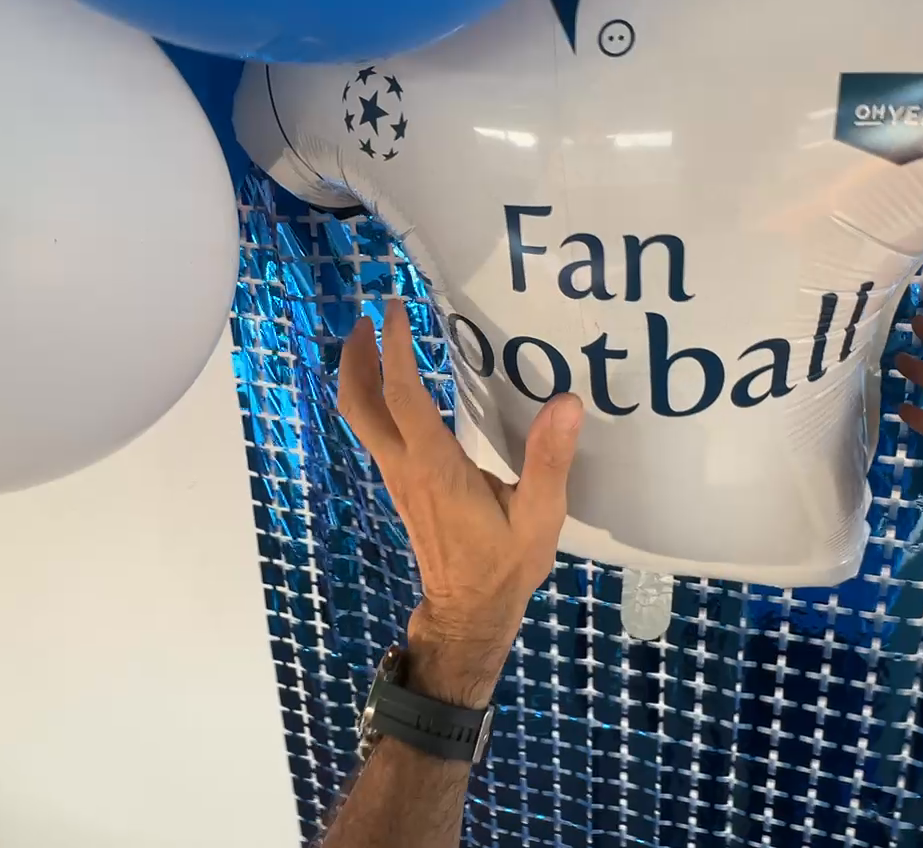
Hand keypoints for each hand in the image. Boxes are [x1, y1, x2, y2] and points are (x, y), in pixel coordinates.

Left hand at [338, 300, 583, 706]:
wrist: (469, 612)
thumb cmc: (503, 564)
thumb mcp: (539, 515)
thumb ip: (549, 459)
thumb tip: (566, 402)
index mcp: (435, 466)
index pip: (404, 396)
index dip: (394, 349)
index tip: (394, 310)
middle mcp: (405, 466)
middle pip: (359, 405)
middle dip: (356, 358)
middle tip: (368, 317)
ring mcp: (397, 477)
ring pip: (361, 419)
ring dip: (359, 376)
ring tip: (374, 339)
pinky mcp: (402, 485)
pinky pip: (376, 432)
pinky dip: (374, 399)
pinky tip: (396, 388)